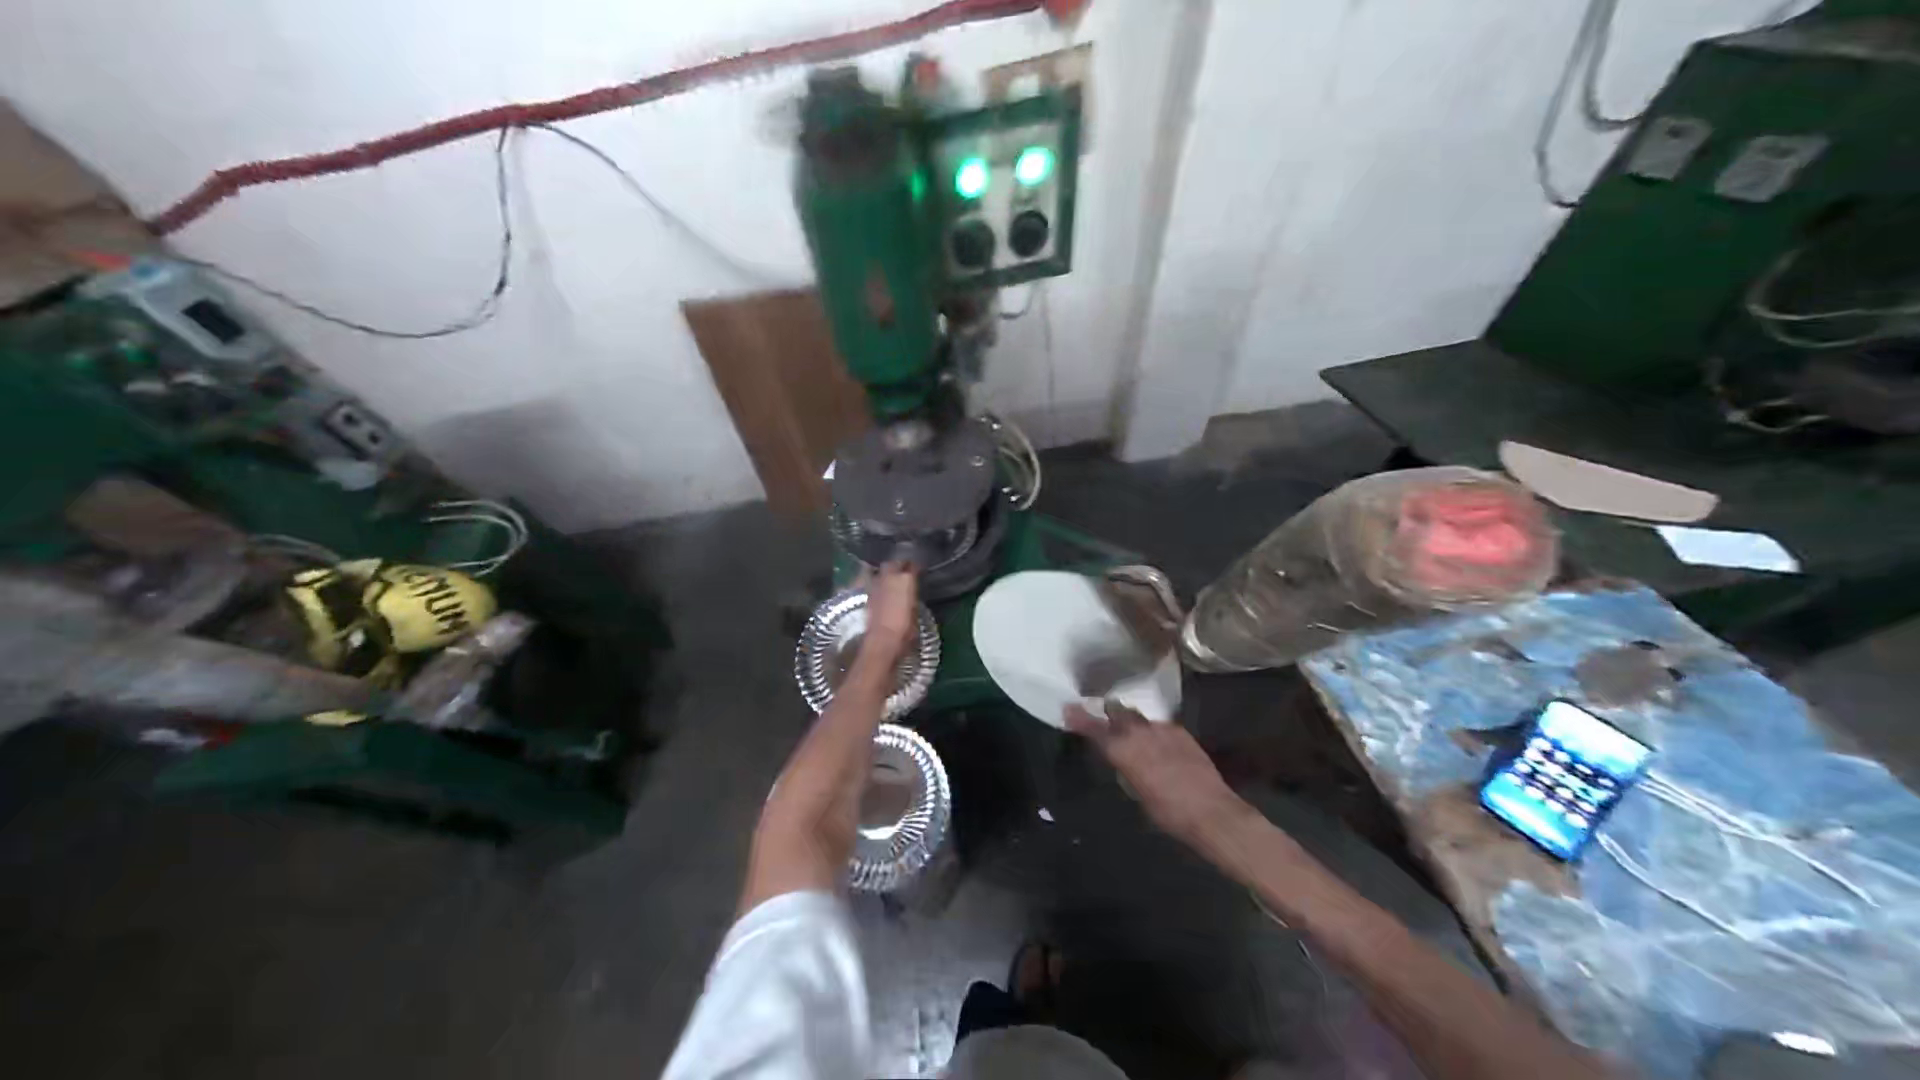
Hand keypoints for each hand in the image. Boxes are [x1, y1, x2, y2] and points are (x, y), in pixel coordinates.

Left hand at [861, 559, 919, 663]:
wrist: (883, 640)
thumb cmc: (906, 628)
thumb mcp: (916, 610)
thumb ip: (912, 596)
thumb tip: (910, 592)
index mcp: (906, 579)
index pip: (913, 565)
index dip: (916, 568)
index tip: (919, 570)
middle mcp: (889, 577)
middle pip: (894, 563)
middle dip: (899, 565)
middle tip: (904, 569)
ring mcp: (876, 584)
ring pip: (882, 570)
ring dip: (887, 572)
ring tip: (892, 578)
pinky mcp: (867, 594)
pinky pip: (874, 581)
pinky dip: (879, 583)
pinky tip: (883, 589)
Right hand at [1065, 703, 1247, 843]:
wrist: (1211, 811)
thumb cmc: (1167, 812)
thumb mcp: (1136, 791)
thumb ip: (1125, 767)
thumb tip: (1120, 757)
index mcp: (1123, 750)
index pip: (1094, 728)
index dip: (1079, 718)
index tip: (1068, 709)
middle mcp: (1140, 733)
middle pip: (1117, 711)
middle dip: (1107, 711)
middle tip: (1101, 715)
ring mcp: (1162, 729)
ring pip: (1139, 717)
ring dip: (1131, 721)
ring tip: (1131, 732)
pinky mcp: (1181, 732)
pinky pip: (1159, 726)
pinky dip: (1152, 731)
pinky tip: (1158, 745)